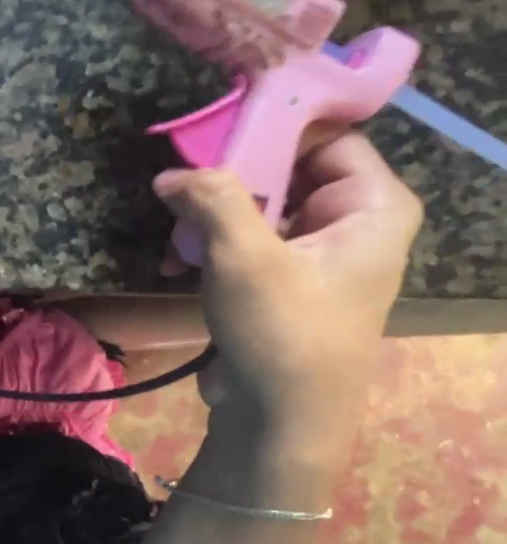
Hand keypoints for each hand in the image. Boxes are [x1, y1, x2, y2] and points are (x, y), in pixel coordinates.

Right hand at [157, 132, 421, 456]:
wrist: (280, 412)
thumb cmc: (283, 329)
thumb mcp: (245, 259)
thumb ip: (213, 204)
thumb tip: (171, 172)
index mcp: (372, 206)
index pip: (326, 141)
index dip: (271, 132)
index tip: (211, 136)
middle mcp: (352, 222)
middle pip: (285, 174)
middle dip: (226, 184)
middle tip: (177, 193)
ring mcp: (315, 253)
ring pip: (256, 209)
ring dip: (208, 221)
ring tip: (174, 240)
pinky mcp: (282, 280)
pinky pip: (245, 242)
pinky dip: (209, 247)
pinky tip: (177, 262)